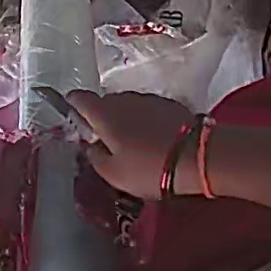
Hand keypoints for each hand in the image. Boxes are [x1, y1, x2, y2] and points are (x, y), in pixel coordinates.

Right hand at [66, 90, 195, 200]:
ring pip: (126, 105)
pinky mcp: (169, 104)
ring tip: (132, 142)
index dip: (71, 105)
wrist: (198, 158)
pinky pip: (147, 109)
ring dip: (124, 119)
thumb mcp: (113, 173)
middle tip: (105, 140)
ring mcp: (147, 99)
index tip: (72, 117)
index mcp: (103, 113)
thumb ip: (94, 156)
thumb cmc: (148, 168)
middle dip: (100, 117)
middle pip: (103, 102)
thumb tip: (91, 145)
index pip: (78, 97)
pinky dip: (144, 120)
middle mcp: (122, 99)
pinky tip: (153, 139)